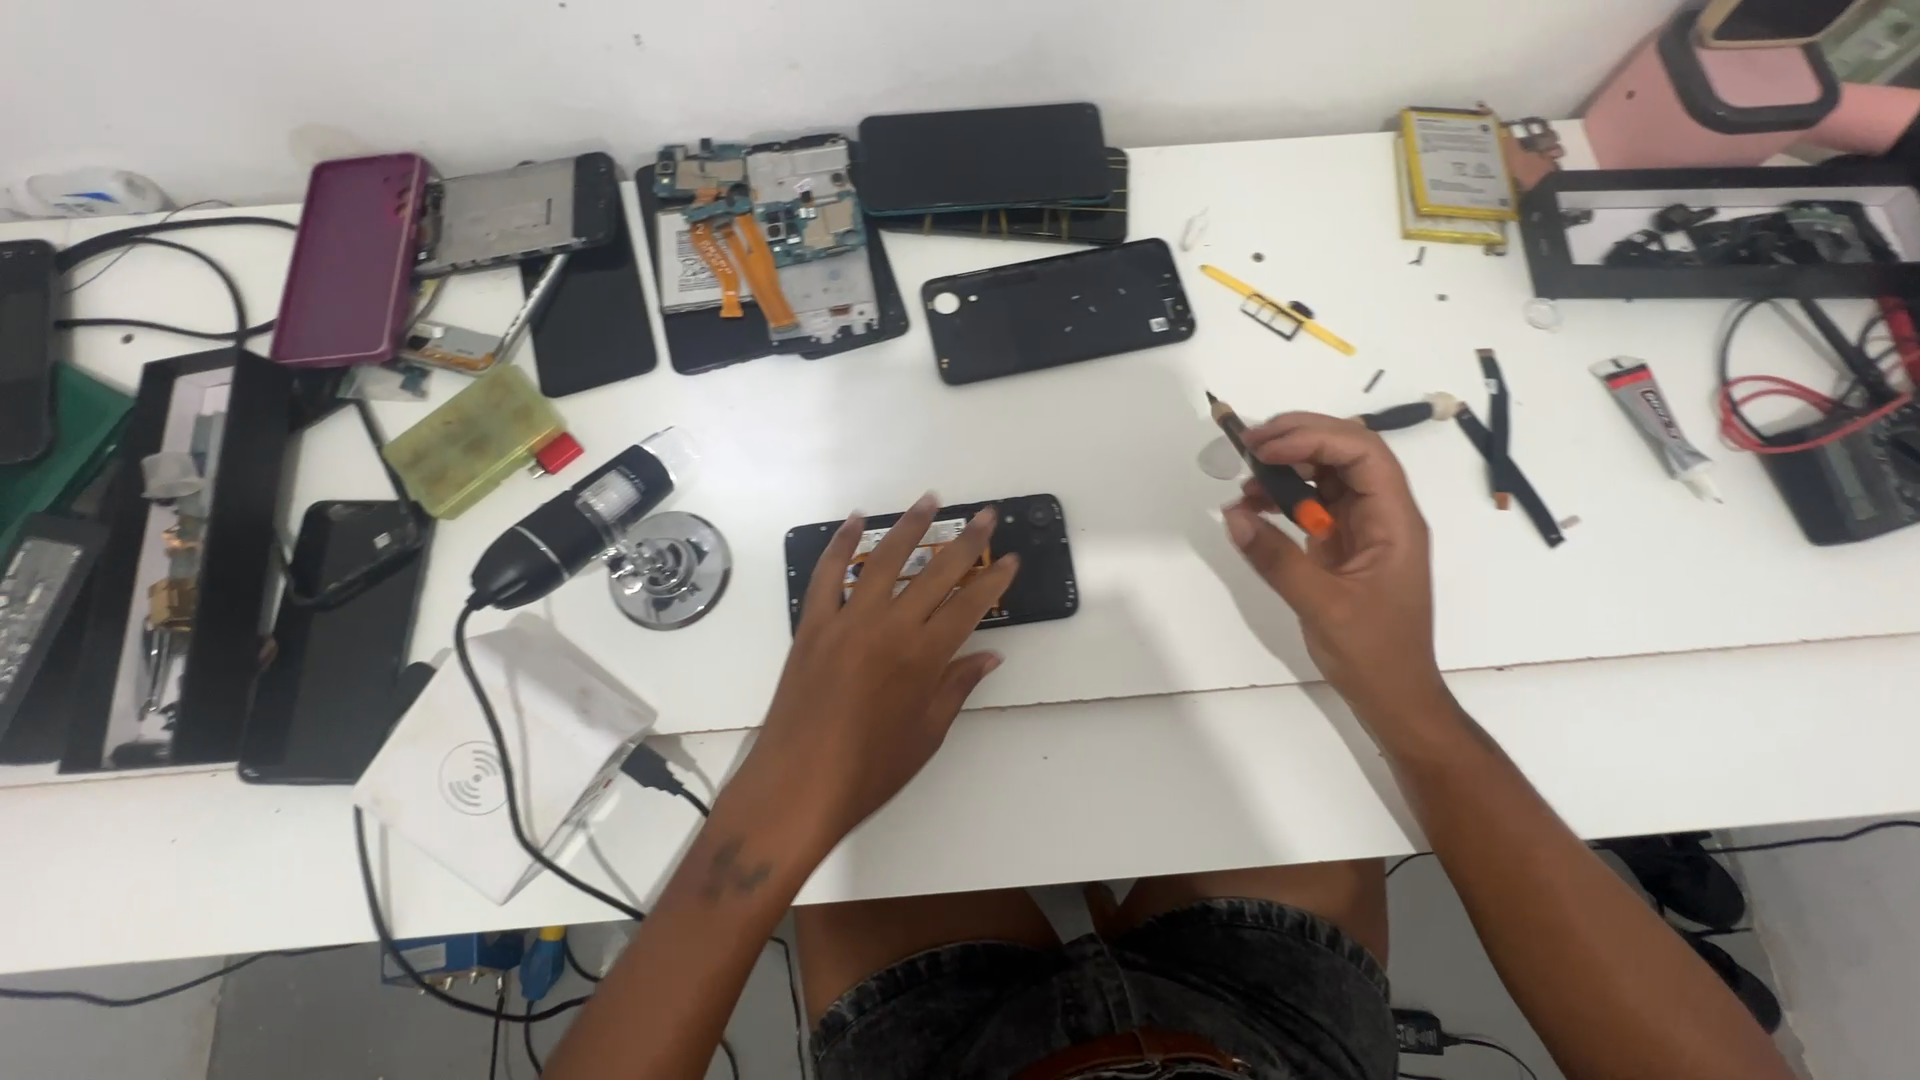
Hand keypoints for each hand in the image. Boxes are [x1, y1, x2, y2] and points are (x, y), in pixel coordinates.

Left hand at [745, 494, 1018, 845]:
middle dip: (967, 542)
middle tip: (987, 516)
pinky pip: (828, 574)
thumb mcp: (927, 733)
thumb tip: (989, 656)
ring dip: (910, 526)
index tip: (1010, 559)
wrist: (796, 785)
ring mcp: (847, 621)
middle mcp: (889, 627)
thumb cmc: (870, 770)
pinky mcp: (812, 624)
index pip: (970, 605)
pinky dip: (841, 544)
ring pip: (884, 560)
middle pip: (936, 573)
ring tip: (930, 500)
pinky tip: (855, 521)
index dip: (994, 580)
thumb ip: (957, 687)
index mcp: (924, 657)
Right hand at [1221, 413, 1451, 725]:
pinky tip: (1253, 507)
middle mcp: (1383, 514)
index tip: (1267, 450)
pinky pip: (1314, 505)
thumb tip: (1234, 516)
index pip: (1363, 454)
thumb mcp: (1322, 606)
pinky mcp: (1343, 545)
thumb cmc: (1373, 653)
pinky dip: (1283, 498)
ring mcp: (1363, 528)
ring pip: (1328, 474)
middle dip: (1299, 439)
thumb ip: (1277, 559)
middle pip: (1347, 453)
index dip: (1314, 439)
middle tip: (1250, 444)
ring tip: (1246, 474)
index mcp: (1395, 521)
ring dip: (1288, 467)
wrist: (1393, 693)